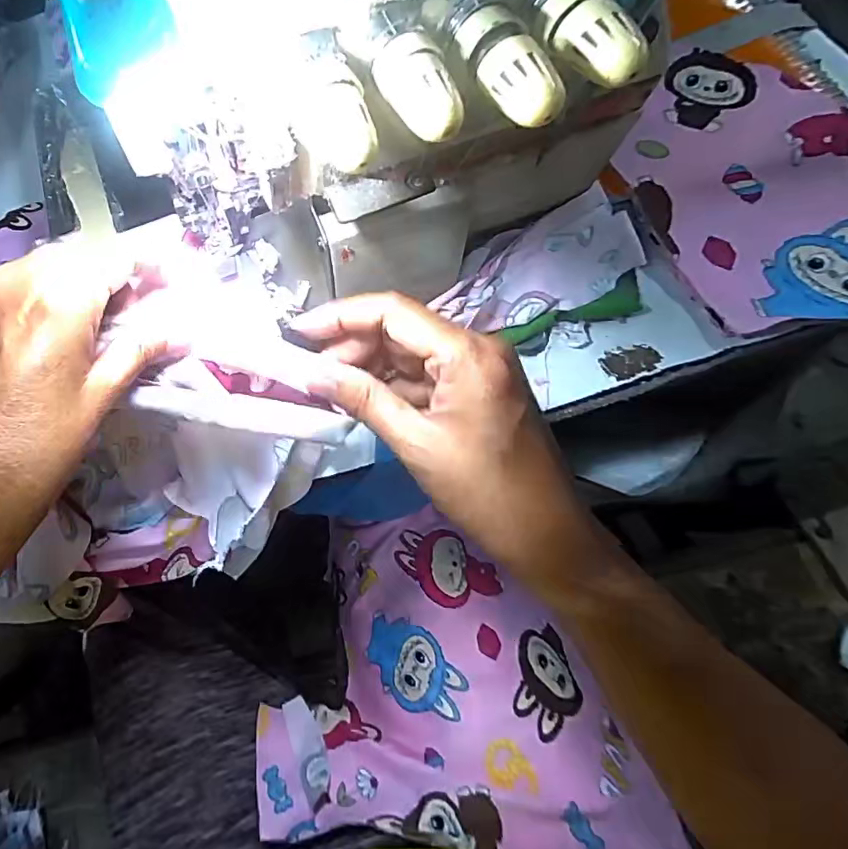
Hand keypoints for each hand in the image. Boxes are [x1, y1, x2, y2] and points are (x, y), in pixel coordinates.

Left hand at [0, 237, 173, 619]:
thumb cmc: (30, 453)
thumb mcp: (93, 402)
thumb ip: (135, 353)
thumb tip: (176, 334)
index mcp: (57, 297)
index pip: (114, 258)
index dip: (147, 267)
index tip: (167, 285)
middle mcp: (15, 279)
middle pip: (76, 256)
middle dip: (110, 273)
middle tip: (135, 310)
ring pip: (41, 267)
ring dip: (74, 282)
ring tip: (95, 322)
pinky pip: (11, 286)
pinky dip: (40, 295)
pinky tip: (50, 332)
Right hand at [290, 293, 585, 579]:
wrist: (549, 536)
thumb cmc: (485, 492)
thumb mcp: (415, 443)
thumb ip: (362, 398)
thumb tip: (312, 373)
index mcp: (467, 352)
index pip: (392, 312)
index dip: (340, 316)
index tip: (299, 331)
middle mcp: (475, 347)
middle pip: (399, 328)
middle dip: (350, 344)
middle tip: (307, 366)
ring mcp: (477, 367)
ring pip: (408, 351)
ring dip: (366, 364)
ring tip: (325, 382)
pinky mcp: (475, 388)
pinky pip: (423, 373)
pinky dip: (389, 382)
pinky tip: (357, 395)